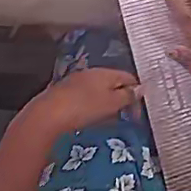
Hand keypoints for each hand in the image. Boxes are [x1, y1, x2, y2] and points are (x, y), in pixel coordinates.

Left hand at [18, 66, 140, 136]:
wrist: (48, 115)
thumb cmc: (84, 108)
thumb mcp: (112, 103)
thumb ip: (128, 95)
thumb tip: (141, 88)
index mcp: (105, 72)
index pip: (128, 77)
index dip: (137, 92)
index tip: (137, 110)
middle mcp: (91, 72)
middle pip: (113, 82)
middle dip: (121, 97)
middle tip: (125, 115)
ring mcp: (76, 81)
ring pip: (99, 89)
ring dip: (107, 102)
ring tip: (109, 118)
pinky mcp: (65, 92)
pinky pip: (86, 96)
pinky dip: (93, 105)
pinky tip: (90, 117)